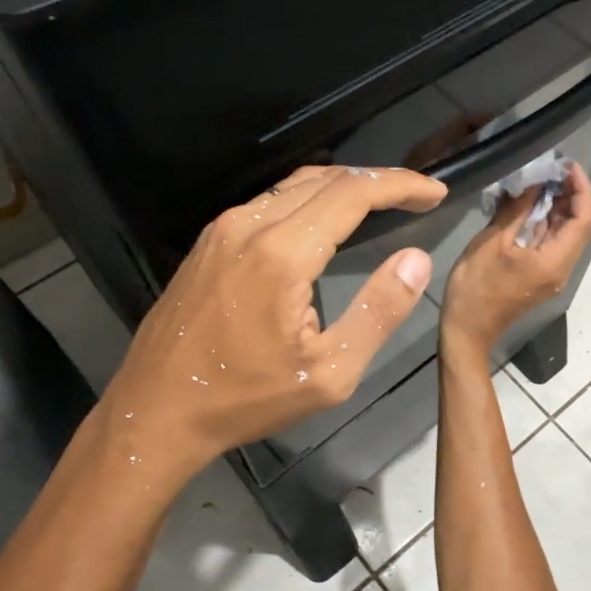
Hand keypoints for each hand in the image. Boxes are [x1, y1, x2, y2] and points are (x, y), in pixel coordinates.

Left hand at [93, 165, 446, 475]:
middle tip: (416, 196)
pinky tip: (324, 221)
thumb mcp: (329, 373)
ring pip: (293, 186)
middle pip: (326, 179)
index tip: (435, 192)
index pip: (353, 193)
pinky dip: (308, 199)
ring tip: (380, 202)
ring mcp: (222, 230)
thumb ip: (378, 311)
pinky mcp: (209, 242)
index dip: (400, 185)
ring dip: (342, 187)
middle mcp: (249, 225)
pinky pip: (268, 202)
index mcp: (283, 252)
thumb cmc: (245, 399)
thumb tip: (416, 260)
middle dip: (378, 180)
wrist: (155, 411)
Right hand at [442, 162, 590, 353]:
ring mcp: (552, 274)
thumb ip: (516, 211)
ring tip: (544, 178)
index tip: (568, 166)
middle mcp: (561, 268)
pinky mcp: (540, 275)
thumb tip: (532, 182)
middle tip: (555, 168)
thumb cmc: (476, 288)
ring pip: (566, 234)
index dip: (581, 189)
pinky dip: (547, 221)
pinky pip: (552, 243)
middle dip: (573, 195)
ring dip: (560, 207)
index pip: (583, 220)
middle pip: (579, 226)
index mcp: (554, 262)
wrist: (467, 330)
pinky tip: (532, 203)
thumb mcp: (492, 243)